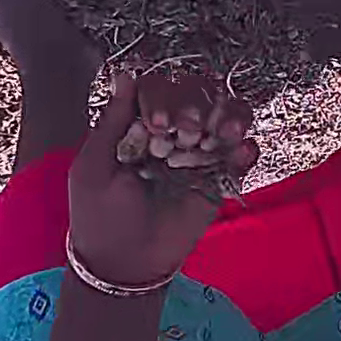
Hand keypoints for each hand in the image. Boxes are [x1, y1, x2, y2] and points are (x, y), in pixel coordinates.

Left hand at [67, 72, 258, 288]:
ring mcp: (197, 156)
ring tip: (226, 132)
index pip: (161, 91)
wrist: (123, 265)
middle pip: (197, 99)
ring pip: (223, 121)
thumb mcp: (94, 166)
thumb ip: (112, 122)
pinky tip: (243, 150)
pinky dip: (245, 149)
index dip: (163, 99)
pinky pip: (237, 159)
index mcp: (140, 126)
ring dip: (228, 118)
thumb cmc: (100, 213)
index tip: (159, 123)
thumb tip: (126, 75)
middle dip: (196, 108)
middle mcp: (172, 134)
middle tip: (188, 131)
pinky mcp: (216, 181)